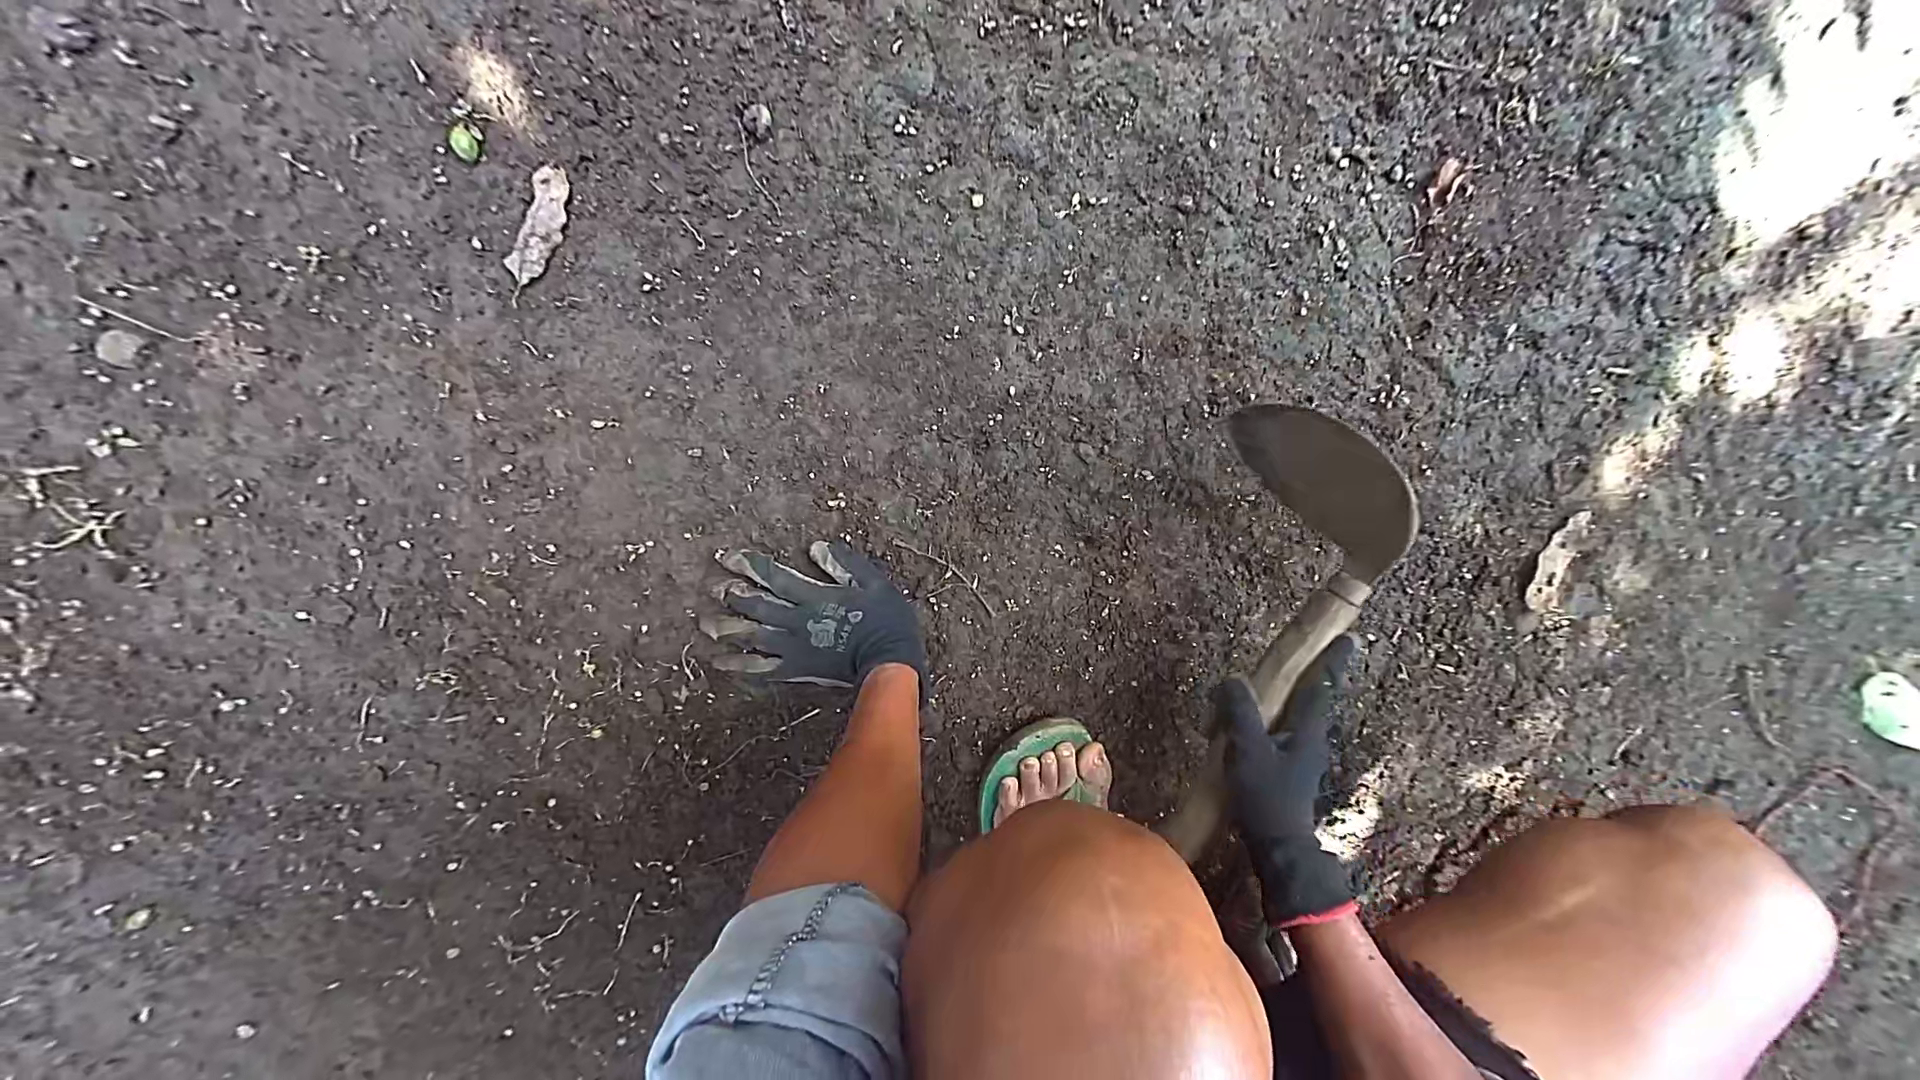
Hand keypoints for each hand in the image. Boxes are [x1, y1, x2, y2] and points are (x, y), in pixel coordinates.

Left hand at [708, 540, 926, 690]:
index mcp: (815, 596)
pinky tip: (722, 662)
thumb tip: (816, 548)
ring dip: (727, 629)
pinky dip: (740, 665)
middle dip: (732, 596)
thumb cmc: (886, 620)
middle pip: (756, 606)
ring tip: (705, 624)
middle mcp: (797, 620)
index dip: (750, 566)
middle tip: (713, 589)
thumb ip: (844, 565)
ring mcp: (794, 647)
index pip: (775, 577)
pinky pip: (761, 668)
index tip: (728, 558)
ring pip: (752, 636)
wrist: (889, 662)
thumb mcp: (874, 583)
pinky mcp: (796, 669)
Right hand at [1219, 635, 1357, 926]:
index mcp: (1307, 731)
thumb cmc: (1266, 796)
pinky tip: (1239, 730)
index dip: (1333, 662)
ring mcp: (1301, 757)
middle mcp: (1311, 740)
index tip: (1349, 638)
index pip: (1321, 688)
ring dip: (1274, 704)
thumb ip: (1240, 711)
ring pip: (1290, 718)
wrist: (1278, 846)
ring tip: (1245, 699)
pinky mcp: (1287, 770)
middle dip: (1305, 678)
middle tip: (1300, 659)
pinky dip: (1260, 724)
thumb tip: (1234, 679)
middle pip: (1309, 699)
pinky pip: (1276, 734)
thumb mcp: (1248, 749)